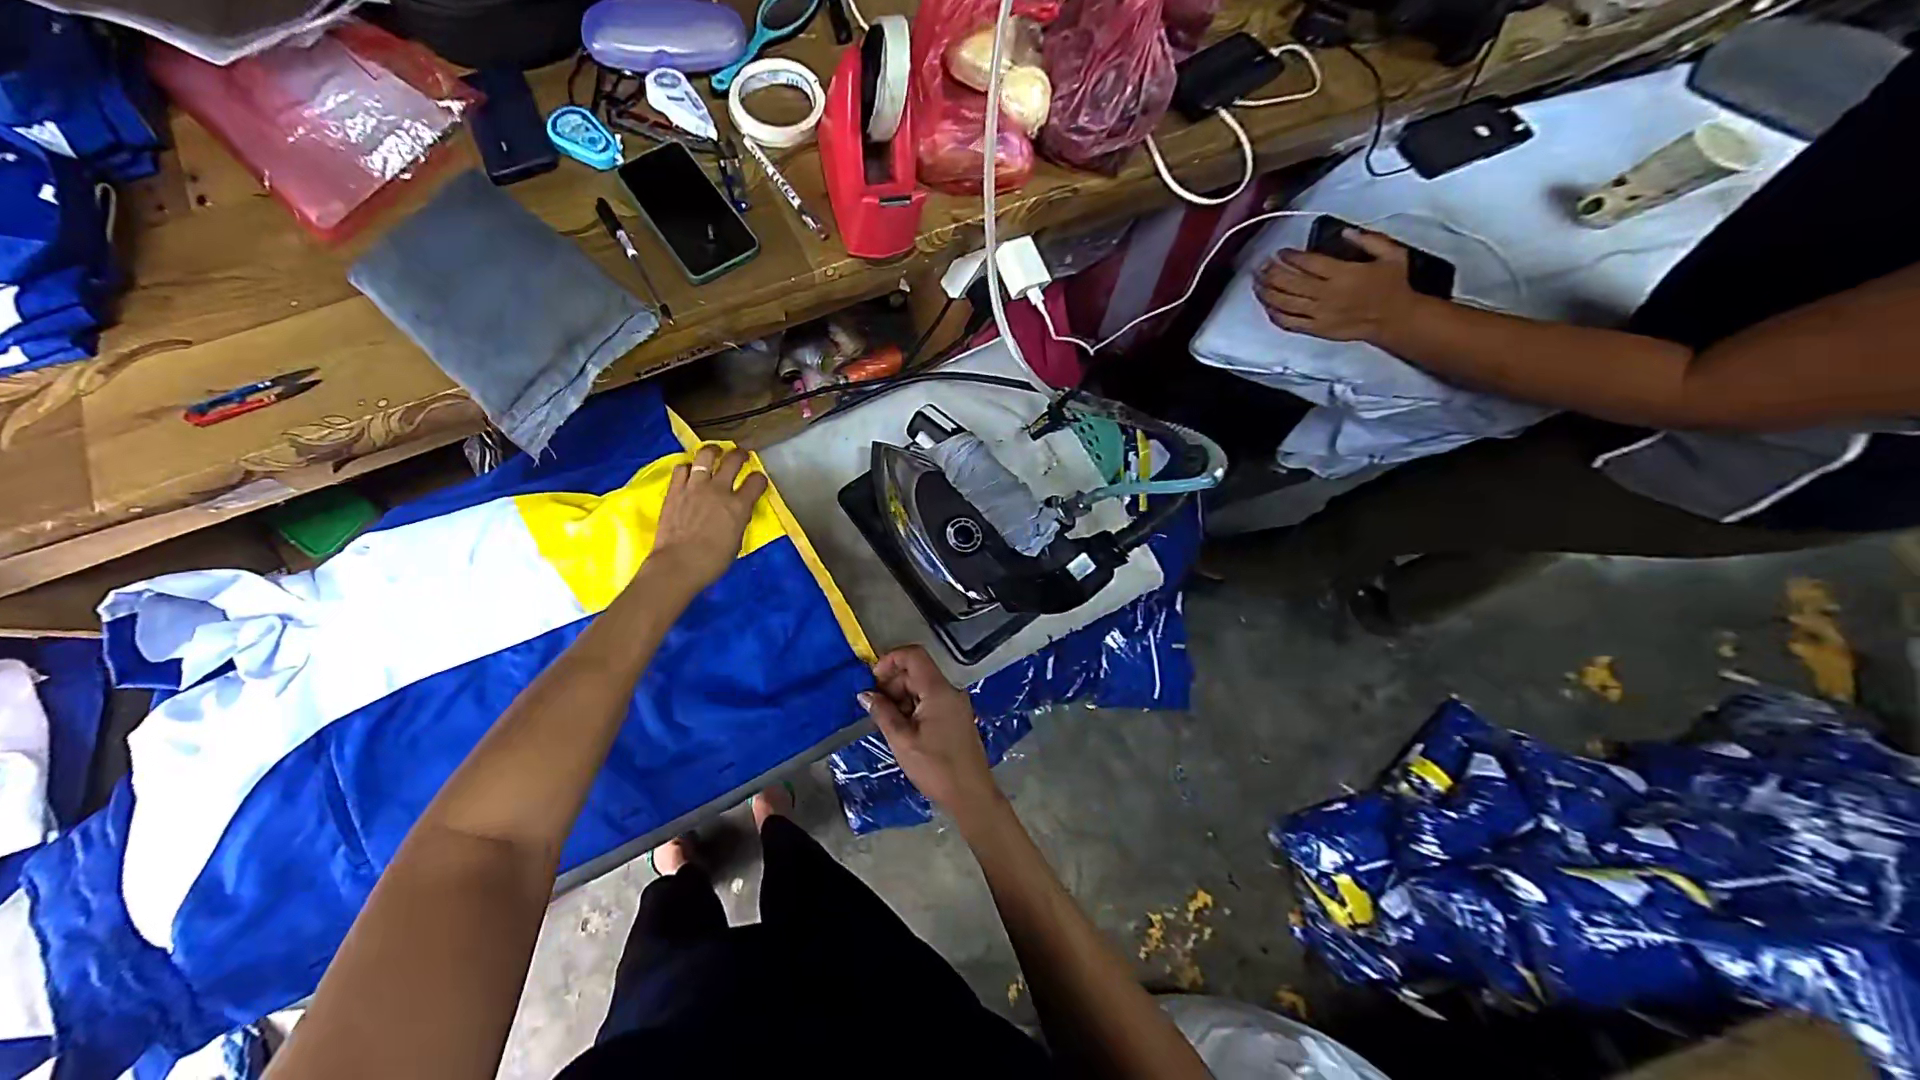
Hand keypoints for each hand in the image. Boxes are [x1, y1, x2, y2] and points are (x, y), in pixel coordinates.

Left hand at [647, 443, 768, 592]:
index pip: (757, 481)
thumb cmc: (712, 561)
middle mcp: (719, 490)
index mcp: (739, 505)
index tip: (758, 480)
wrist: (678, 564)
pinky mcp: (675, 490)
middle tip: (741, 454)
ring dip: (713, 451)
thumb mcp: (736, 540)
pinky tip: (690, 471)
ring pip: (706, 456)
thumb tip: (737, 511)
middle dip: (740, 454)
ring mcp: (695, 487)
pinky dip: (688, 467)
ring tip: (715, 452)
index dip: (760, 479)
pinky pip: (682, 468)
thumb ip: (738, 520)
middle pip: (733, 460)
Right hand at [861, 645, 997, 813]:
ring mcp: (954, 704)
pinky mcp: (955, 718)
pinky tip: (901, 728)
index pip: (914, 655)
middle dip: (892, 683)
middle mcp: (950, 691)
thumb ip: (882, 713)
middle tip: (874, 707)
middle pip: (916, 671)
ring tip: (886, 722)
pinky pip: (930, 701)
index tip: (872, 680)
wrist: (971, 795)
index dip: (890, 660)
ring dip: (900, 697)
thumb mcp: (902, 740)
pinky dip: (912, 708)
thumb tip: (865, 694)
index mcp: (939, 690)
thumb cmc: (936, 768)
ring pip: (922, 687)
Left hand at [1255, 228, 1421, 342]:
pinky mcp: (1316, 329)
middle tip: (1261, 267)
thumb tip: (1345, 232)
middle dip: (1271, 273)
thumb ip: (1369, 240)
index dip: (1290, 257)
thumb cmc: (1393, 285)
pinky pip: (1290, 322)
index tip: (1280, 252)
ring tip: (1257, 284)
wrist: (1394, 318)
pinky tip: (1267, 307)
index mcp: (1343, 274)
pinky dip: (1275, 314)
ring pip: (1285, 302)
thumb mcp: (1391, 254)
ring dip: (1267, 292)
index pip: (1308, 263)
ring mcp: (1319, 313)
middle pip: (1290, 282)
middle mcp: (1327, 294)